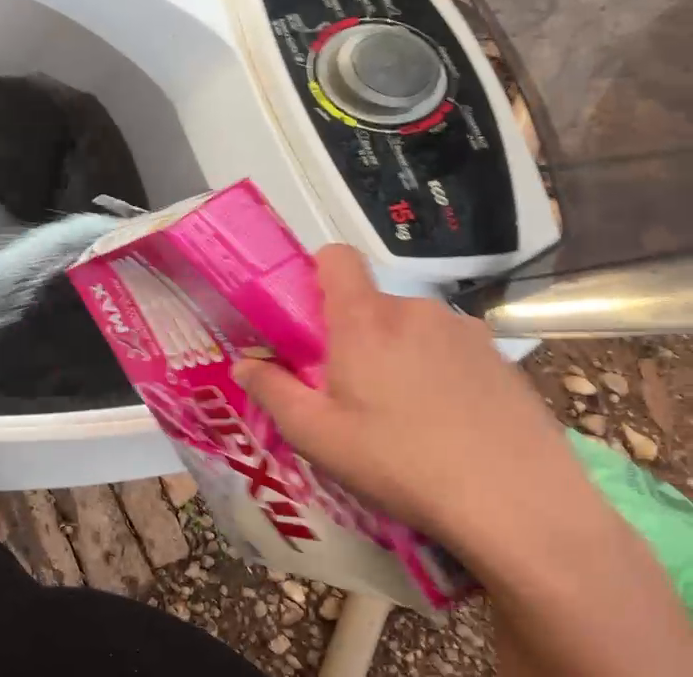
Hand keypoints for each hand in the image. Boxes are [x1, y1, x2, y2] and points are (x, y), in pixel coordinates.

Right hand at [232, 245, 579, 542]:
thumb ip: (270, 390)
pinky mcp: (509, 367)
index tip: (305, 316)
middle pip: (372, 303)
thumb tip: (244, 366)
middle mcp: (418, 313)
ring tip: (401, 411)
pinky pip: (454, 354)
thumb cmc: (400, 463)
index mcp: (365, 319)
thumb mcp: (313, 434)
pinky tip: (447, 425)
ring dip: (398, 353)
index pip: (336, 258)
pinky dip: (441, 375)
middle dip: (354, 332)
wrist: (526, 513)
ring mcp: (471, 337)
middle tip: (346, 385)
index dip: (315, 274)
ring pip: (414, 329)